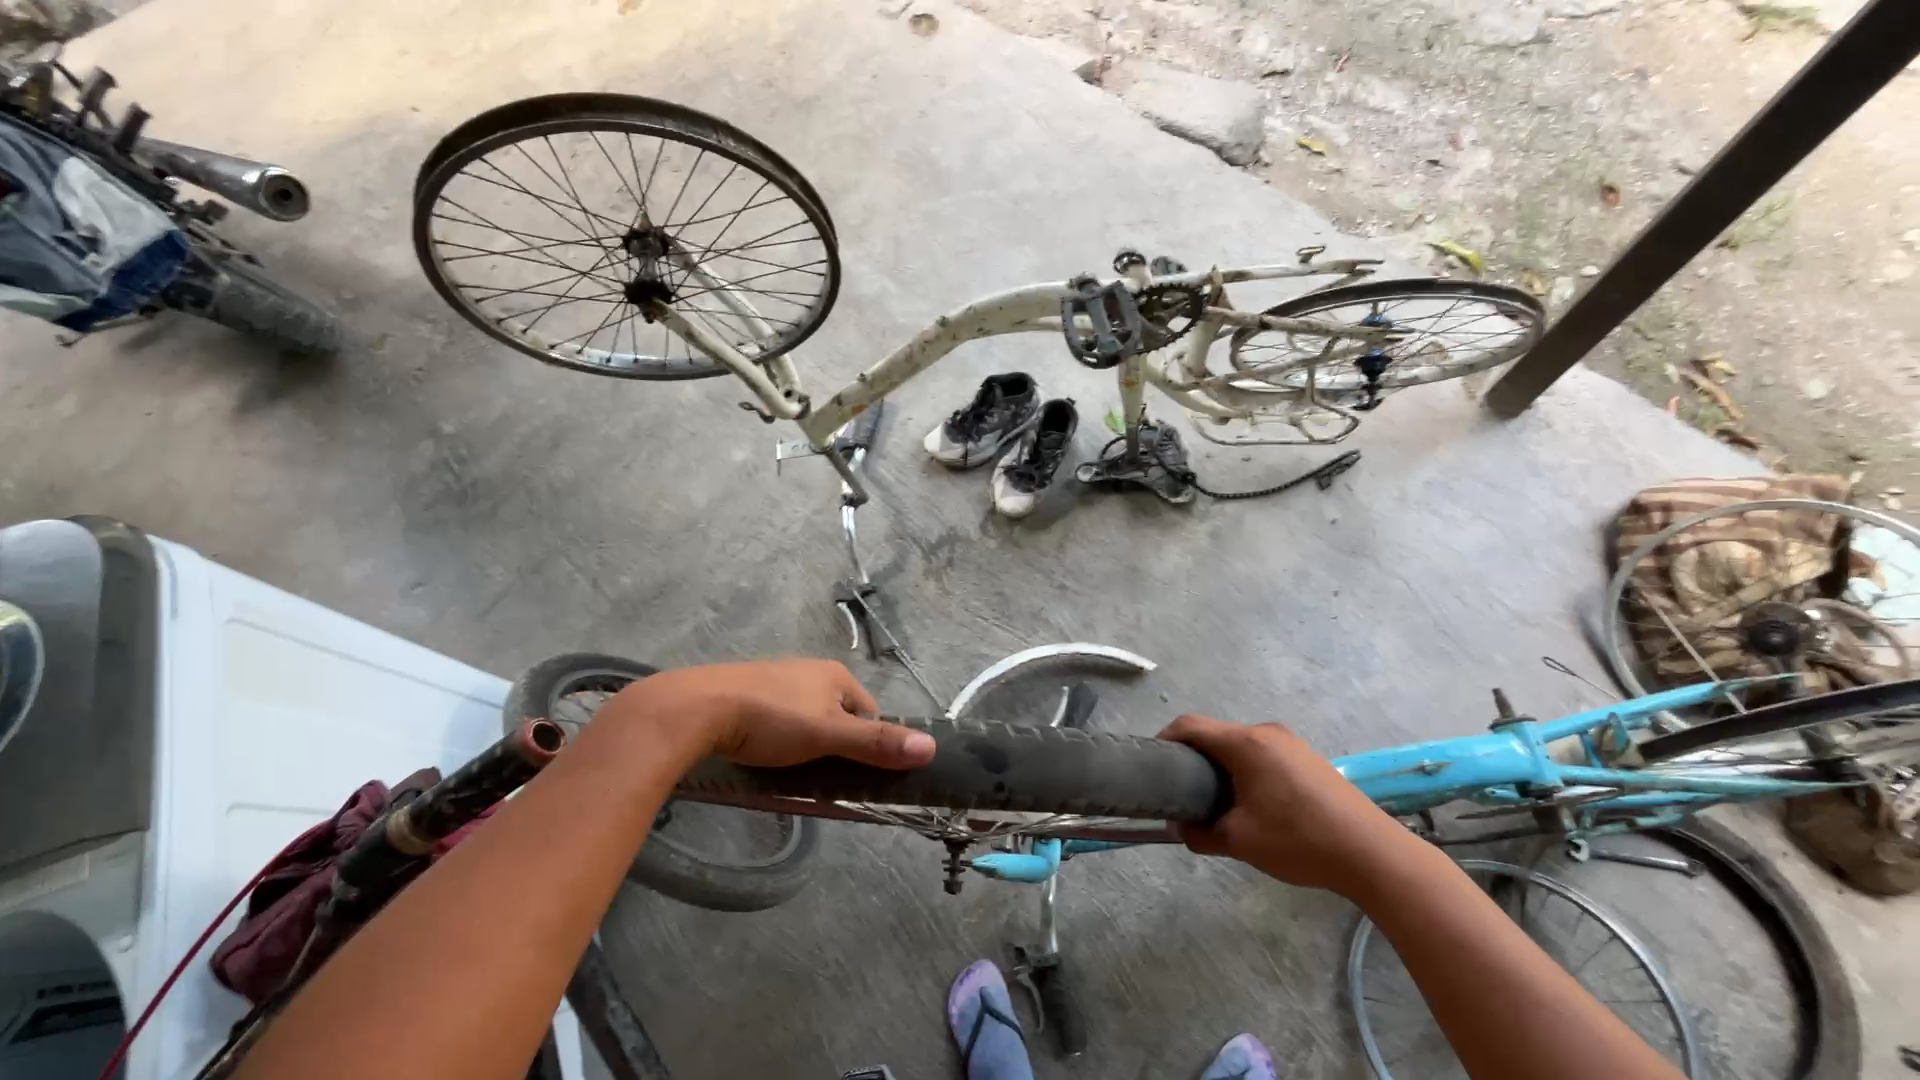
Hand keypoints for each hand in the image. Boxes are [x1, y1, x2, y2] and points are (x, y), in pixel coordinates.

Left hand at [605, 658, 935, 768]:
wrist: (695, 709)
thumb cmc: (771, 719)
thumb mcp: (828, 735)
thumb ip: (876, 743)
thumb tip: (931, 747)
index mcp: (834, 674)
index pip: (868, 712)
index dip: (867, 743)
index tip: (854, 774)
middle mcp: (808, 671)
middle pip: (837, 715)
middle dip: (834, 745)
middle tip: (819, 775)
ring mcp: (774, 680)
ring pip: (805, 718)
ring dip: (804, 743)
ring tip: (788, 770)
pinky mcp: (744, 694)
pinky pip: (775, 719)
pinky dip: (775, 738)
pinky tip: (761, 755)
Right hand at [1158, 714, 1420, 898]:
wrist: (1371, 853)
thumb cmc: (1299, 840)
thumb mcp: (1239, 841)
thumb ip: (1200, 833)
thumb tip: (1179, 828)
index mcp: (1246, 743)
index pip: (1189, 726)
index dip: (1164, 740)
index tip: (1151, 765)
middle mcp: (1267, 732)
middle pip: (1215, 735)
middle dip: (1193, 760)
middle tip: (1180, 793)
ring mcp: (1291, 743)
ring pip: (1240, 746)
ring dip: (1222, 768)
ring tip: (1215, 803)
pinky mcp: (1308, 758)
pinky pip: (1263, 755)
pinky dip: (1246, 771)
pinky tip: (1252, 805)